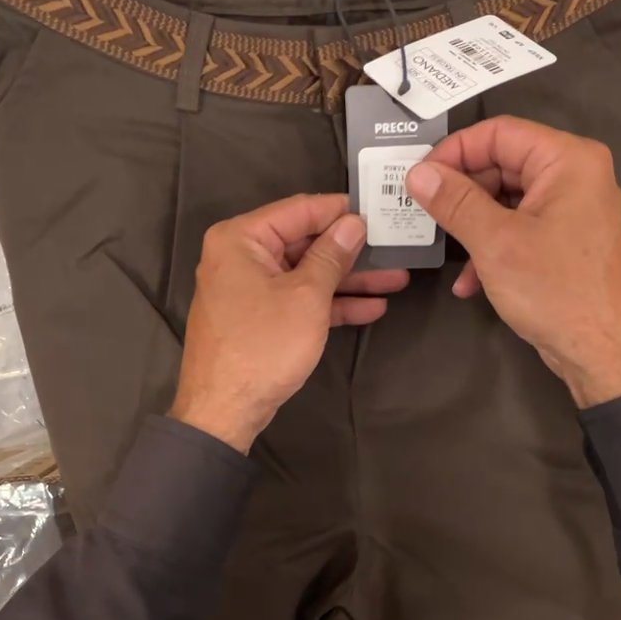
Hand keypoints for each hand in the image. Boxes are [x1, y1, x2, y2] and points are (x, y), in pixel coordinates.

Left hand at [170, 194, 403, 451]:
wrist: (225, 410)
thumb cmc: (263, 346)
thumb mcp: (306, 297)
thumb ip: (332, 256)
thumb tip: (353, 224)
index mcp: (241, 238)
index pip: (299, 209)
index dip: (341, 210)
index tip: (378, 209)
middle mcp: (240, 256)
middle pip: (304, 243)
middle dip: (351, 251)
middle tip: (393, 247)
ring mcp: (249, 289)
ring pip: (306, 275)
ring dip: (349, 280)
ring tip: (396, 279)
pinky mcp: (259, 319)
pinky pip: (298, 301)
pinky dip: (330, 305)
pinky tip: (371, 308)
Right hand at [405, 117, 620, 407]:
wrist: (606, 352)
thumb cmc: (556, 291)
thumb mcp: (495, 243)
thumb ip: (455, 202)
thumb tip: (418, 174)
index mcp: (568, 160)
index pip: (499, 133)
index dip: (454, 152)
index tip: (418, 179)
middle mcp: (577, 177)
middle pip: (504, 165)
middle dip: (462, 193)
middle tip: (424, 214)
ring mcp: (575, 212)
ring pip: (509, 202)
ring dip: (473, 227)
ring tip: (446, 252)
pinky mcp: (569, 244)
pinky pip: (523, 230)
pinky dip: (494, 250)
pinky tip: (471, 282)